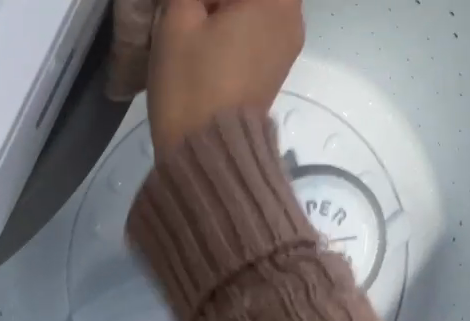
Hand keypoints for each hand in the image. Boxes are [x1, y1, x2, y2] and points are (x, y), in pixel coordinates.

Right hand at [148, 0, 304, 156]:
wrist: (208, 157)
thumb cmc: (191, 86)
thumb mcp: (177, 21)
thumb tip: (202, 3)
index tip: (189, 9)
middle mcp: (292, 14)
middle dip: (216, 3)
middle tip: (191, 14)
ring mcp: (287, 45)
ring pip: (256, 8)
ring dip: (225, 12)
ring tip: (196, 26)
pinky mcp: (276, 70)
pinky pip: (258, 30)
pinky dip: (235, 27)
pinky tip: (209, 44)